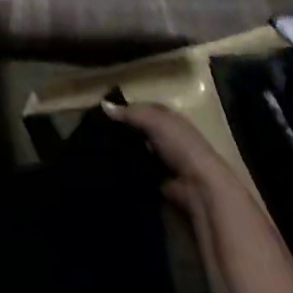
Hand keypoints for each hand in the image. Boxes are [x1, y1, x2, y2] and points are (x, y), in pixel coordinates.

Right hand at [103, 101, 240, 214]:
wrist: (198, 187)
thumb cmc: (180, 145)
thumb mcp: (156, 120)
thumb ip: (131, 113)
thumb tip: (103, 105)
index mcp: (171, 119)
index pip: (144, 109)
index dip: (126, 110)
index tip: (102, 113)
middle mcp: (168, 137)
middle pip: (139, 130)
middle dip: (120, 131)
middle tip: (94, 131)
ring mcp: (162, 160)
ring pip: (135, 150)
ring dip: (121, 150)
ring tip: (96, 148)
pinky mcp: (157, 180)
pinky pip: (136, 170)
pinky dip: (124, 168)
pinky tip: (107, 166)